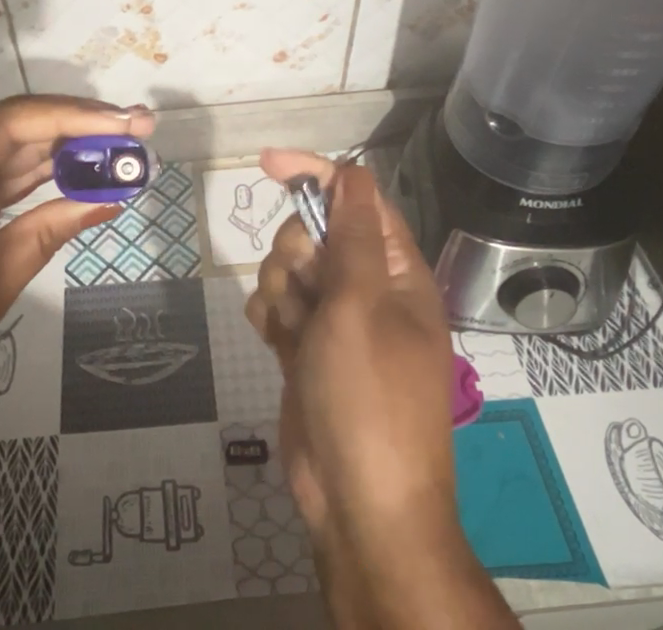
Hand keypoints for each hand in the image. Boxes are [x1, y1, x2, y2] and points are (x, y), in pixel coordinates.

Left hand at [0, 95, 154, 407]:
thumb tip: (108, 200)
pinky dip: (44, 176)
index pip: (10, 124)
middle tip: (139, 128)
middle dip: (78, 125)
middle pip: (14, 127)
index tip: (126, 124)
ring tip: (125, 147)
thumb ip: (44, 234)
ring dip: (66, 148)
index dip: (73, 117)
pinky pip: (3, 177)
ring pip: (12, 149)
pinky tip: (85, 175)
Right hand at [247, 150, 459, 555]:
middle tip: (305, 289)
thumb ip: (351, 235)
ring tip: (295, 332)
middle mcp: (368, 291)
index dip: (316, 174)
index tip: (266, 162)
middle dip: (295, 252)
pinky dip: (272, 320)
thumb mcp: (360, 307)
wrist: (359, 499)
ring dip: (281, 292)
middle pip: (315, 234)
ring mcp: (336, 323)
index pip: (358, 200)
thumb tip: (353, 171)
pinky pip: (277, 310)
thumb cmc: (369, 397)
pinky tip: (278, 347)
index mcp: (396, 272)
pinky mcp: (307, 351)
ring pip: (290, 272)